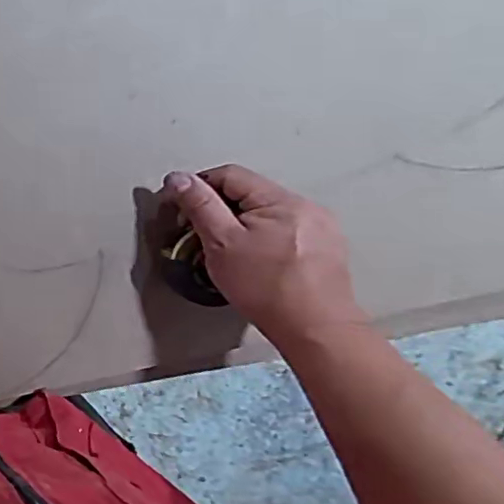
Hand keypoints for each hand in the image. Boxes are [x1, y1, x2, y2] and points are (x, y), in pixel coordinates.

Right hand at [162, 165, 368, 346]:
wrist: (315, 329)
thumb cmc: (267, 288)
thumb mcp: (220, 242)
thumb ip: (199, 205)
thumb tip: (179, 179)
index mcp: (282, 201)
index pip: (228, 175)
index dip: (197, 187)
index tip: (180, 209)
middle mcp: (306, 207)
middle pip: (247, 192)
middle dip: (218, 208)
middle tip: (199, 234)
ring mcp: (319, 227)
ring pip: (263, 211)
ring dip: (238, 222)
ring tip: (225, 249)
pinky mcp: (324, 246)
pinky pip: (281, 227)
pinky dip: (259, 235)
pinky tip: (252, 258)